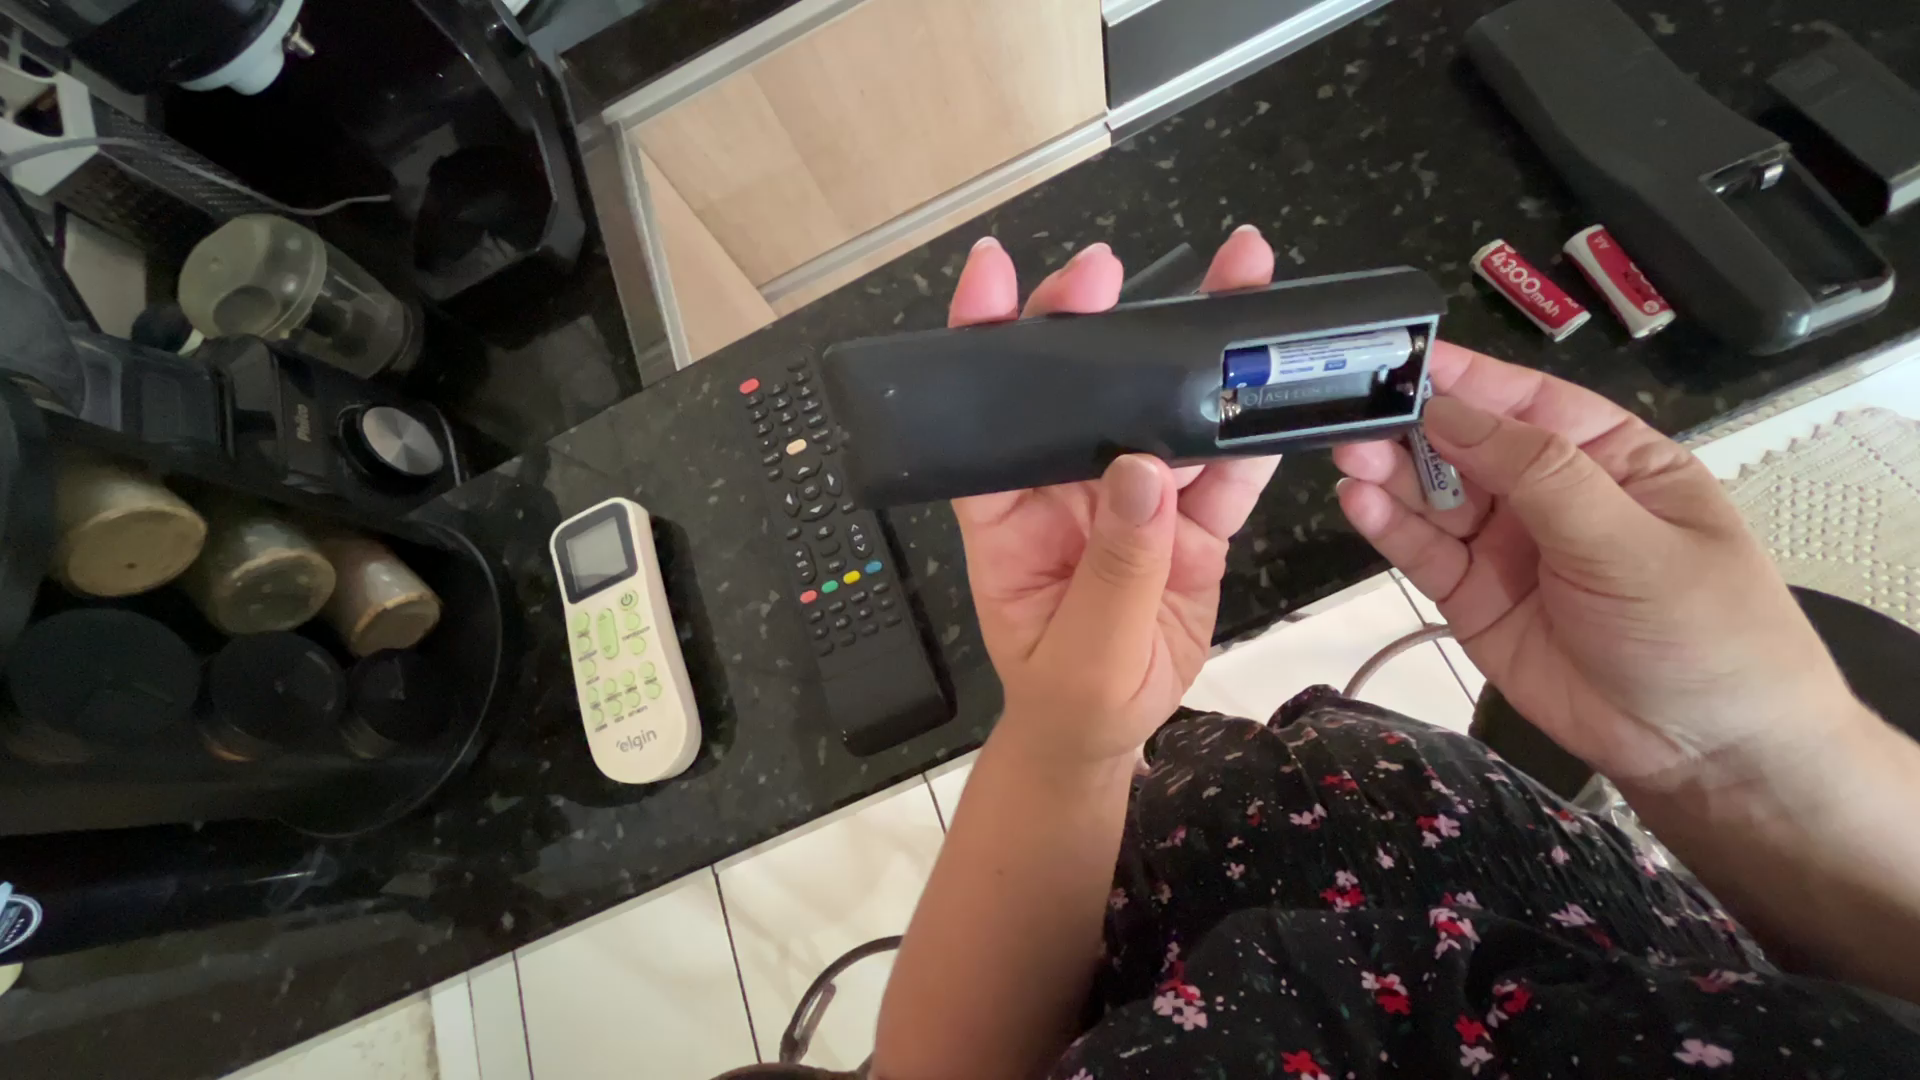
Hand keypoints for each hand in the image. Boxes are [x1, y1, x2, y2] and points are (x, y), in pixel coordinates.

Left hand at [948, 227, 1279, 766]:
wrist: (1112, 731)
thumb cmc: (1070, 695)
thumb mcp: (1083, 649)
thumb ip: (1114, 567)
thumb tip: (1143, 468)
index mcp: (1013, 517)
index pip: (989, 424)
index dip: (985, 344)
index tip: (993, 272)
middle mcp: (1069, 492)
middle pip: (1080, 398)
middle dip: (1096, 328)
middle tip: (1112, 271)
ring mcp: (1135, 503)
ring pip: (1163, 417)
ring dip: (1196, 356)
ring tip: (1238, 283)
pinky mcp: (1190, 524)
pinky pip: (1223, 471)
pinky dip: (1251, 432)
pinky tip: (1277, 379)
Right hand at [1332, 343, 1867, 792]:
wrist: (1694, 749)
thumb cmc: (1698, 629)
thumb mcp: (1628, 538)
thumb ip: (1535, 473)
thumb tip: (1448, 413)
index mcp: (1605, 458)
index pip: (1526, 403)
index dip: (1467, 380)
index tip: (1405, 362)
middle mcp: (1543, 493)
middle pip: (1464, 447)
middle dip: (1412, 431)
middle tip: (1357, 421)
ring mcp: (1499, 543)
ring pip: (1432, 496)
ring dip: (1389, 475)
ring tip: (1349, 459)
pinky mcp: (1465, 591)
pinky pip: (1420, 549)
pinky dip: (1386, 527)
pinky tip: (1357, 504)